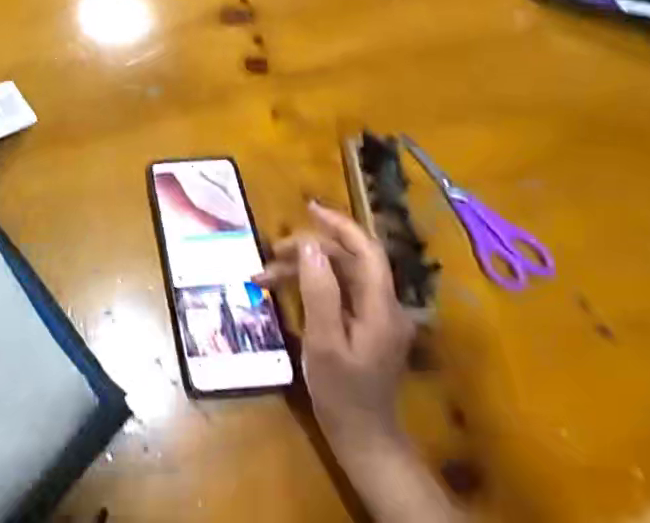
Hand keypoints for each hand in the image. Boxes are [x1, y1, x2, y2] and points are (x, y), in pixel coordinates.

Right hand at [255, 201, 414, 462]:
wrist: (364, 440)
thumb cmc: (343, 394)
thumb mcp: (324, 342)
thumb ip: (319, 292)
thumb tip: (310, 246)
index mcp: (381, 306)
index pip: (366, 250)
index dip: (340, 225)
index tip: (309, 208)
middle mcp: (384, 305)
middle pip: (348, 260)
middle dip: (309, 250)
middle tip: (270, 254)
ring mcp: (376, 317)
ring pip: (340, 275)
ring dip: (304, 269)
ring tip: (265, 276)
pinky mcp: (365, 327)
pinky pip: (339, 293)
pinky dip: (311, 287)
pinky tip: (283, 292)